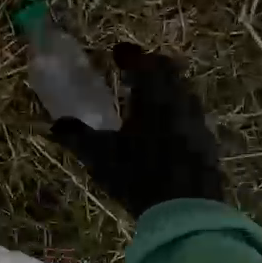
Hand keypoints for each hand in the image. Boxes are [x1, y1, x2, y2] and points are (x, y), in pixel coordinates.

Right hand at [50, 43, 223, 218]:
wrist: (186, 210)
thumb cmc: (138, 176)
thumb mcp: (99, 157)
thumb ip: (77, 137)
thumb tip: (55, 125)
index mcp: (153, 99)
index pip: (144, 65)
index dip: (130, 56)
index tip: (118, 52)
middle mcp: (179, 103)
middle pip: (170, 73)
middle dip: (152, 67)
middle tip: (135, 70)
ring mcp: (197, 123)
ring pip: (183, 93)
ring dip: (166, 88)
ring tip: (148, 98)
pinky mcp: (206, 144)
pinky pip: (190, 116)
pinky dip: (176, 112)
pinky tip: (165, 129)